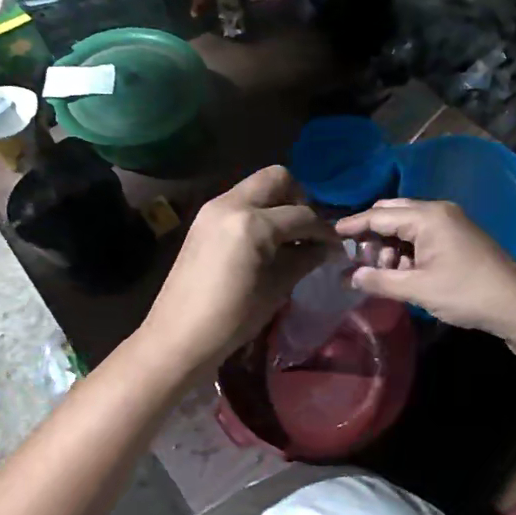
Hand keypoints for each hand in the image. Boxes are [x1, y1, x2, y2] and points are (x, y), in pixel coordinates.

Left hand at [140, 166, 335, 367]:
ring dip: (277, 205)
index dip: (324, 230)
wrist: (179, 336)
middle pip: (277, 179)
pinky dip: (257, 213)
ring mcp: (212, 209)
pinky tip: (264, 243)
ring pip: (256, 187)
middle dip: (298, 200)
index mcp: (252, 222)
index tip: (336, 245)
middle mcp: (231, 204)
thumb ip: (304, 259)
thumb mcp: (276, 288)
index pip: (301, 215)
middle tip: (306, 231)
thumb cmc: (233, 318)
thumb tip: (328, 247)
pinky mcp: (202, 221)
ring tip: (287, 239)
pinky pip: (239, 203)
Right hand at [335, 199, 515, 339]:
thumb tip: (350, 277)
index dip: (353, 225)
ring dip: (390, 246)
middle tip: (359, 260)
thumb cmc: (465, 293)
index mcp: (427, 217)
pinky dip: (407, 250)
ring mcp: (450, 222)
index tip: (332, 233)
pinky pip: (422, 235)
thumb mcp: (418, 289)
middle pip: (392, 214)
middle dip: (372, 235)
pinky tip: (402, 272)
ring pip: (406, 226)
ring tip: (384, 274)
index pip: (379, 215)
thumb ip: (380, 281)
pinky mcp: (458, 236)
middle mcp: (437, 211)